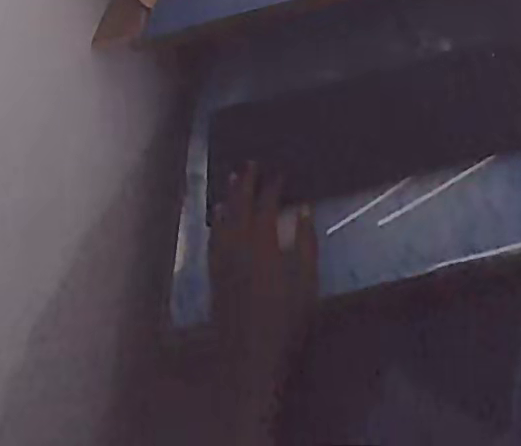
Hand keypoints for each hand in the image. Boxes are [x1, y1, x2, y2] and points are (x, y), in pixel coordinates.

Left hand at [209, 165, 316, 411]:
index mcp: (262, 241)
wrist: (248, 356)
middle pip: (240, 204)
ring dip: (230, 194)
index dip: (273, 185)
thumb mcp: (306, 280)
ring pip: (224, 216)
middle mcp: (238, 242)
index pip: (267, 203)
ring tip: (234, 176)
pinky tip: (217, 213)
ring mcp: (223, 256)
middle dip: (247, 181)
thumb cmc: (285, 320)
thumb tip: (304, 208)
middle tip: (252, 162)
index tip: (281, 172)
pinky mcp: (215, 271)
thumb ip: (306, 242)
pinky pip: (214, 234)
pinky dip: (217, 218)